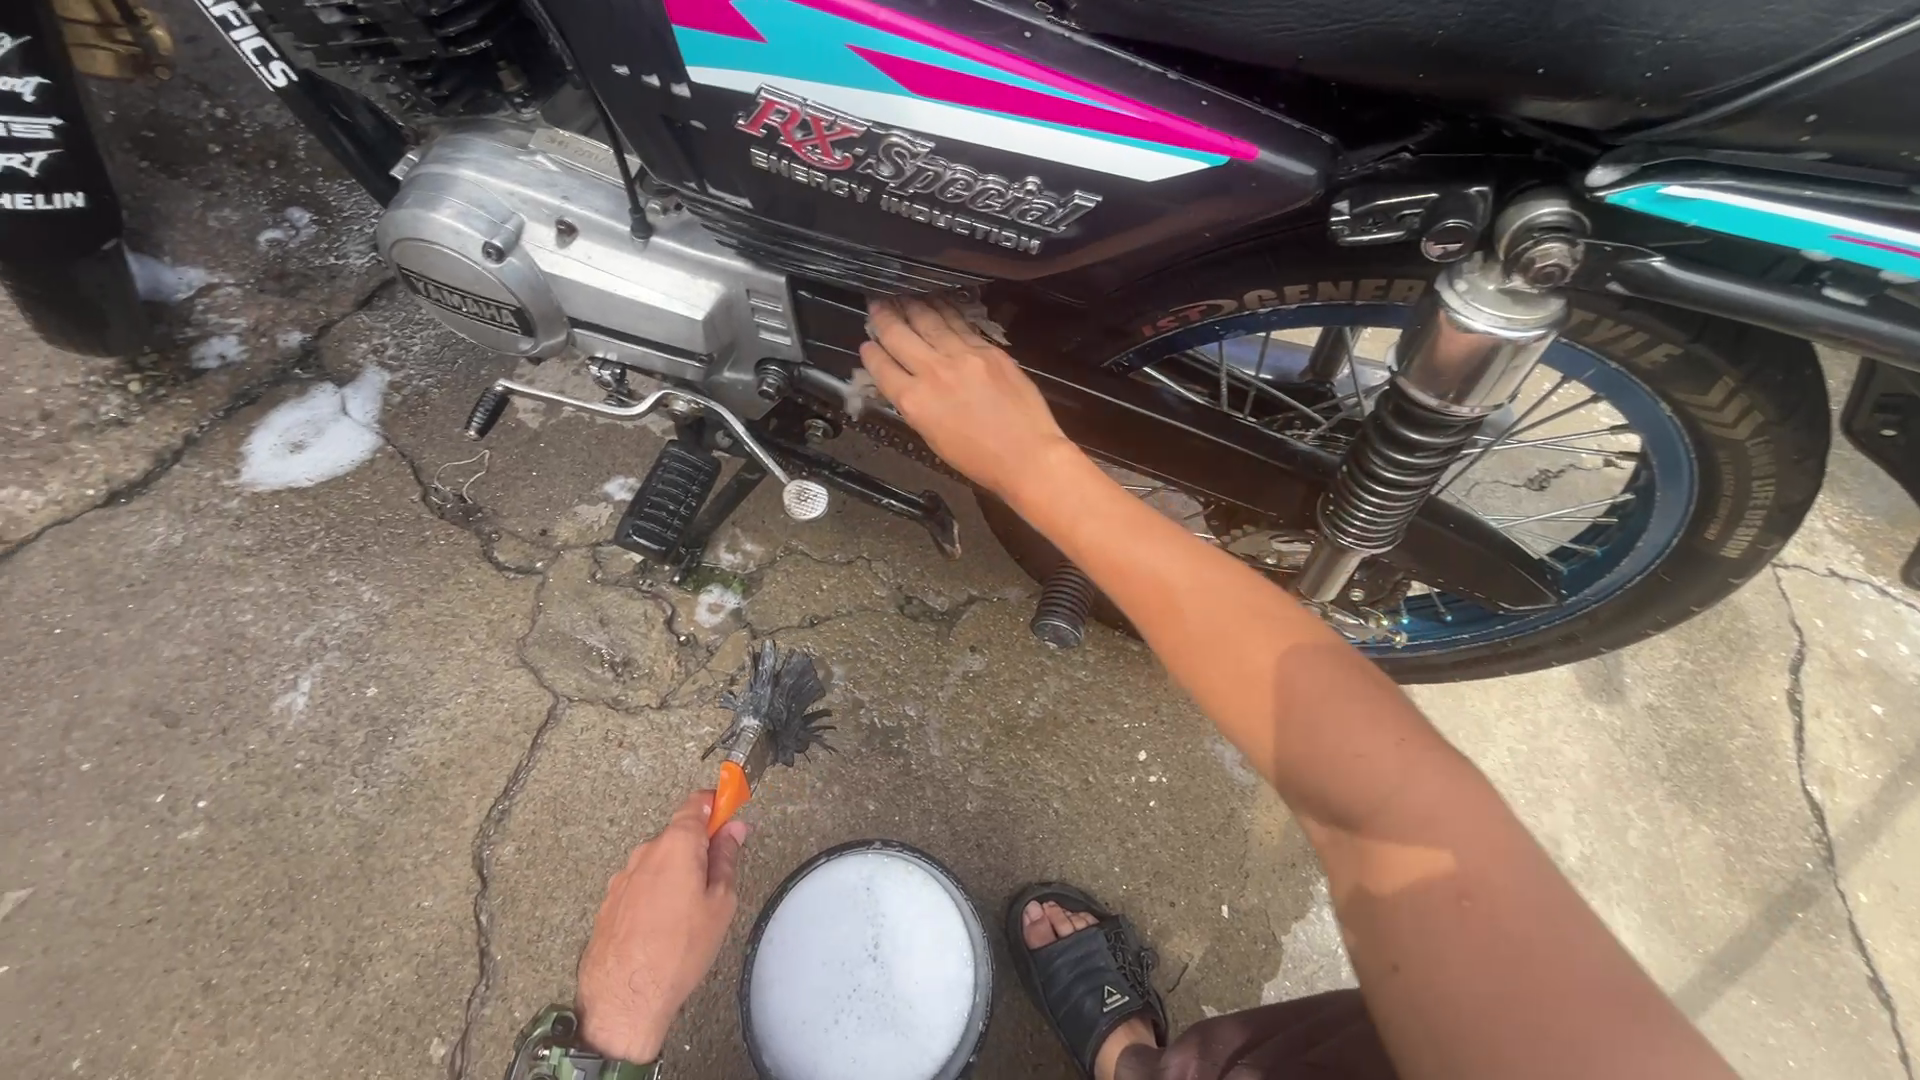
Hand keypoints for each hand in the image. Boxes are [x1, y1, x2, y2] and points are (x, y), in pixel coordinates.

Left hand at [575, 791, 749, 1063]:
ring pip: (660, 860)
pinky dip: (658, 891)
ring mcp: (624, 877)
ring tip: (692, 910)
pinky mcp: (611, 901)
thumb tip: (734, 830)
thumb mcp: (720, 902)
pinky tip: (666, 923)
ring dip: (678, 871)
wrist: (624, 998)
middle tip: (720, 872)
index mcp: (676, 844)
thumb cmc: (676, 952)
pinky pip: (642, 883)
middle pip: (679, 832)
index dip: (718, 802)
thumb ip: (727, 857)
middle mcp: (646, 852)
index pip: (697, 802)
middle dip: (701, 845)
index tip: (731, 808)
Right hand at [861, 296, 1078, 500]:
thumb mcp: (934, 438)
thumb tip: (910, 387)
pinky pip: (960, 324)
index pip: (882, 369)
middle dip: (884, 318)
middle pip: (900, 336)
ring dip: (912, 306)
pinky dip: (945, 310)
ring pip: (930, 321)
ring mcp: (962, 357)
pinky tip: (937, 302)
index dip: (871, 354)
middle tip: (876, 305)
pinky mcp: (988, 350)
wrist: (1026, 455)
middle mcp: (933, 372)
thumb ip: (918, 407)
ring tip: (901, 296)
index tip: (866, 344)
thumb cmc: (980, 460)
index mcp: (915, 402)